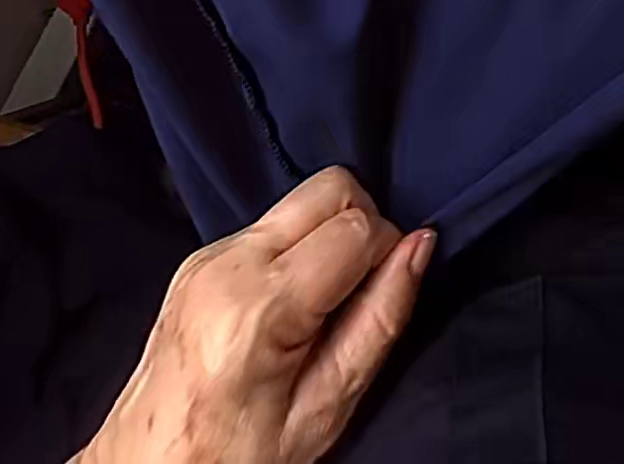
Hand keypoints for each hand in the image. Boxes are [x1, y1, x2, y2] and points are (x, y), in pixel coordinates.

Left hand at [78, 167, 435, 463]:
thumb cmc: (237, 459)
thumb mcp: (325, 410)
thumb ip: (381, 319)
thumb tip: (421, 244)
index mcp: (260, 306)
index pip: (356, 227)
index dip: (388, 251)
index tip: (384, 289)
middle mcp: (230, 260)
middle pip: (331, 186)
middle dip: (363, 221)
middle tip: (358, 285)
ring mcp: (211, 250)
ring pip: (303, 196)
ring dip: (330, 231)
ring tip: (321, 297)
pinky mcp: (202, 250)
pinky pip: (274, 219)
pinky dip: (299, 243)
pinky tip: (289, 297)